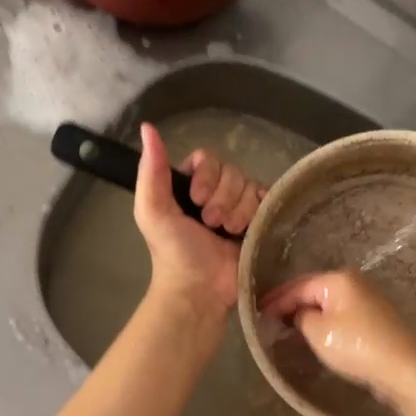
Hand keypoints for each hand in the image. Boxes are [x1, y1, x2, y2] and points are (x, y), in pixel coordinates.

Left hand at [134, 122, 262, 313]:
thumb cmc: (174, 252)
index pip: (208, 159)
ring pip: (250, 185)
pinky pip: (267, 198)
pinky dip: (257, 211)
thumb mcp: (152, 211)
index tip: (196, 199)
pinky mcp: (260, 221)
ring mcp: (240, 207)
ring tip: (227, 232)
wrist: (201, 289)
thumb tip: (148, 127)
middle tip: (211, 224)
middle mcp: (215, 193)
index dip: (207, 176)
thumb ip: (151, 171)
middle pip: (232, 171)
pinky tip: (246, 229)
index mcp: (190, 186)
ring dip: (238, 209)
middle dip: (222, 197)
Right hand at [259, 269, 415, 404]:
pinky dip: (325, 322)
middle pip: (314, 291)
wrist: (404, 369)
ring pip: (329, 304)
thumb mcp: (317, 332)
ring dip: (308, 313)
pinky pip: (341, 315)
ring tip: (286, 326)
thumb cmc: (356, 346)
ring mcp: (368, 300)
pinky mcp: (375, 320)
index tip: (257, 312)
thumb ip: (301, 317)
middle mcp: (355, 283)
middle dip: (291, 304)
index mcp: (339, 279)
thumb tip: (299, 314)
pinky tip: (314, 333)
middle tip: (268, 318)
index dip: (276, 299)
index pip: (298, 286)